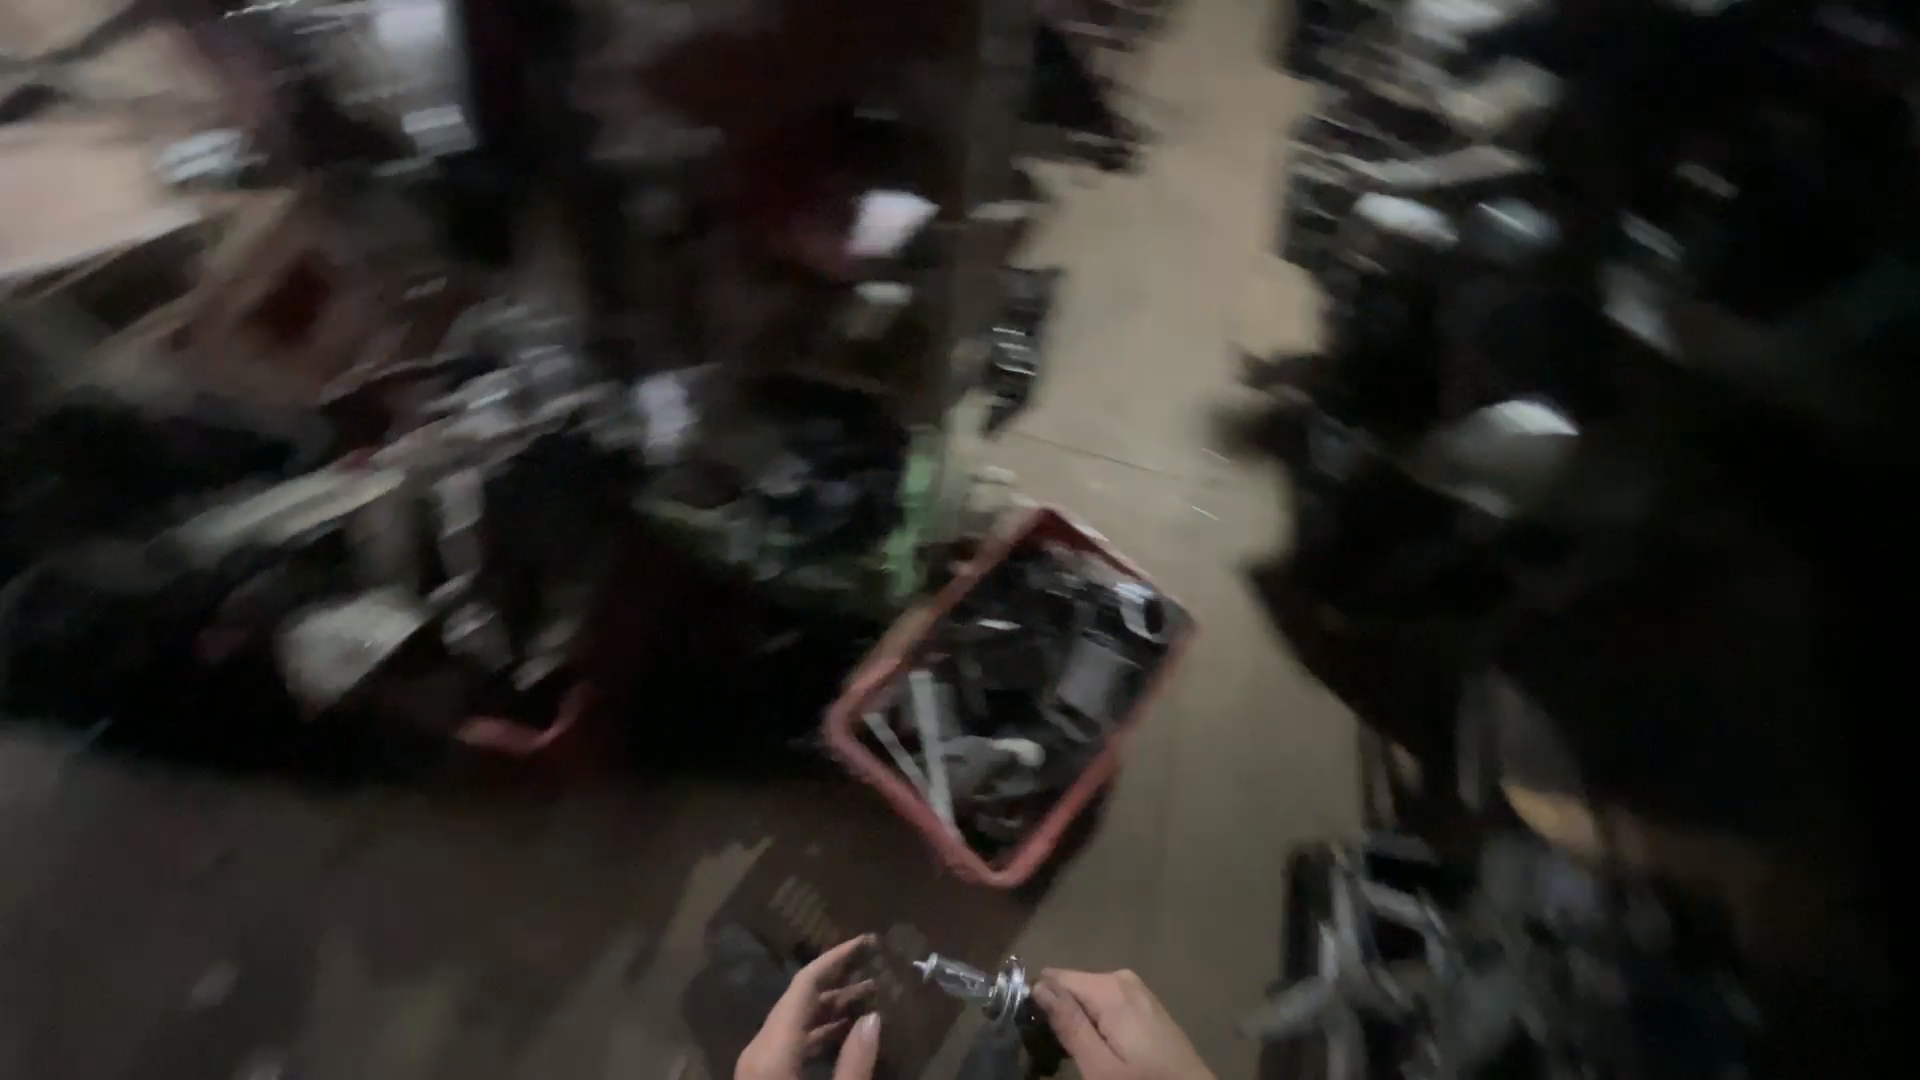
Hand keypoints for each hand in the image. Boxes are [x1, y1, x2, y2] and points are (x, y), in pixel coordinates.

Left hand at [736, 935, 882, 1079]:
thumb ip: (853, 1062)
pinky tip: (846, 1030)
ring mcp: (757, 1063)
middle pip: (800, 999)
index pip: (805, 983)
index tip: (867, 940)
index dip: (837, 957)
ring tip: (870, 995)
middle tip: (875, 964)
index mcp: (772, 1049)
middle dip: (839, 979)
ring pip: (796, 1021)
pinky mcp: (761, 1076)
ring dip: (831, 1006)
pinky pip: (791, 1041)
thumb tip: (873, 1018)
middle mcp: (759, 1047)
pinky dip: (819, 1030)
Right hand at [1032, 970, 1213, 1079]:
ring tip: (1085, 1058)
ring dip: (1081, 1023)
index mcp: (1108, 987)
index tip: (1036, 1034)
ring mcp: (1138, 991)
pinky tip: (1107, 1053)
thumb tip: (1038, 986)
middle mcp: (1122, 978)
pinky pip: (1109, 1005)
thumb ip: (1069, 1024)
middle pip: (1073, 988)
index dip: (1040, 1004)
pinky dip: (1100, 1025)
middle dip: (1063, 1015)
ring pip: (1090, 998)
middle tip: (1064, 1055)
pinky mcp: (1147, 1006)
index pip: (1055, 978)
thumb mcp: (1100, 1068)